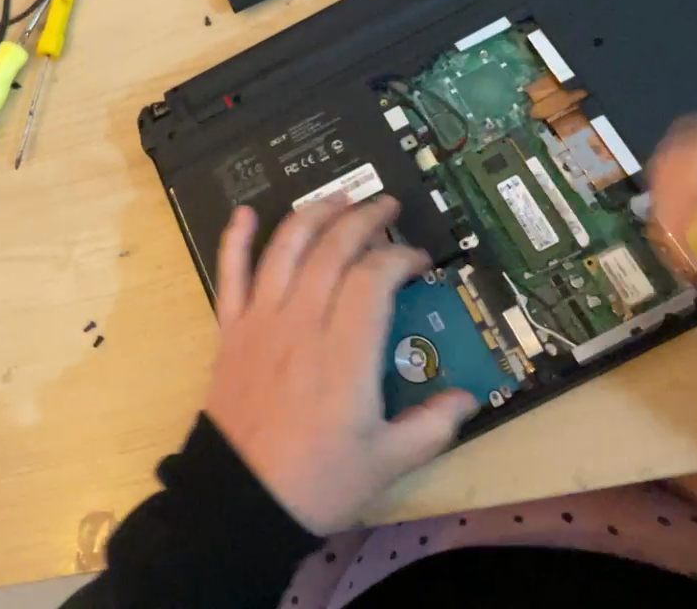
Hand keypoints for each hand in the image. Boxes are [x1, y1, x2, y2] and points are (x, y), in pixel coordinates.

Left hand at [204, 197, 478, 533]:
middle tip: (386, 207)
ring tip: (338, 197)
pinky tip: (245, 212)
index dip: (399, 257)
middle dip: (364, 219)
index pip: (373, 277)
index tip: (418, 260)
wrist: (239, 500)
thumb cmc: (317, 481)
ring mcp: (261, 320)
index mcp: (345, 352)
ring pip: (286, 248)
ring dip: (313, 214)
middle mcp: (302, 322)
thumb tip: (467, 399)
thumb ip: (432, 426)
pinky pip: (229, 273)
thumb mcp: (387, 463)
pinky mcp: (231, 329)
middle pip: (333, 249)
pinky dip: (236, 238)